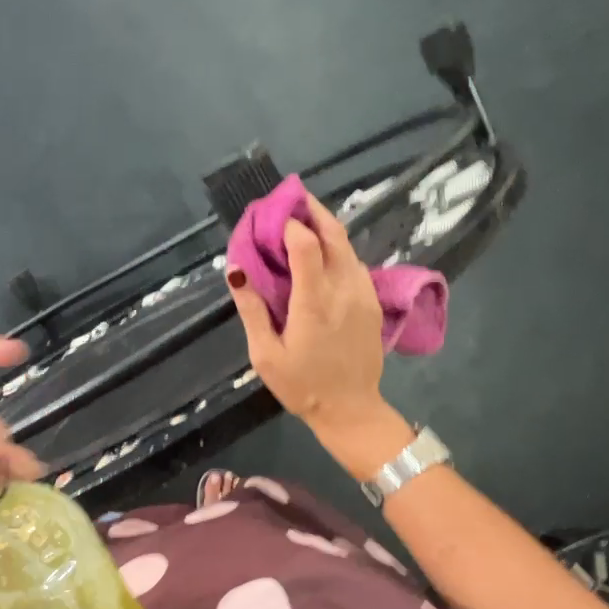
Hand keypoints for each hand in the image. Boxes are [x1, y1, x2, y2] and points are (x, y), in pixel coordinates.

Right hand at [227, 195, 388, 429]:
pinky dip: (337, 248)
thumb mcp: (266, 355)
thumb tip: (236, 270)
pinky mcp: (372, 301)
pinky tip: (321, 252)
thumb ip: (252, 310)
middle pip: (333, 234)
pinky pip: (354, 262)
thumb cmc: (302, 387)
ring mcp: (363, 293)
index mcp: (314, 303)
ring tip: (301, 220)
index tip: (270, 217)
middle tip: (290, 199)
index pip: (306, 244)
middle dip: (311, 211)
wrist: (351, 410)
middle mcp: (343, 290)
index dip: (289, 224)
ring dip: (325, 227)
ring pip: (347, 245)